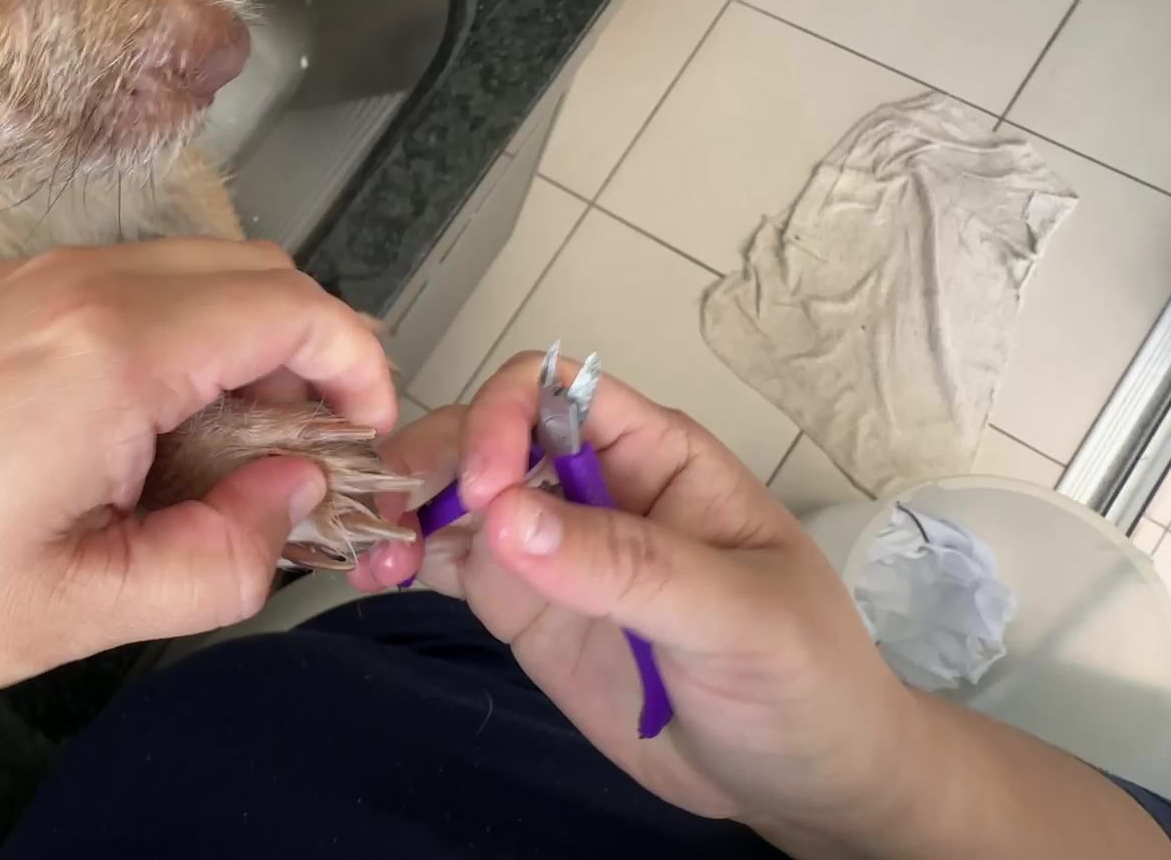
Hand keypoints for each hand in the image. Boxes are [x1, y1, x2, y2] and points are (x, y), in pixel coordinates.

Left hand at [0, 239, 396, 859]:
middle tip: (295, 454)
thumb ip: (226, 556)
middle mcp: (76, 284)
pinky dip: (178, 339)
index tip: (363, 436)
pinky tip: (139, 426)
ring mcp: (29, 279)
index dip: (357, 367)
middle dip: (308, 354)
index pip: (295, 311)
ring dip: (241, 347)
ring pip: (196, 274)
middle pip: (257, 274)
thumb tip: (296, 497)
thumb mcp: (86, 611)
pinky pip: (131, 286)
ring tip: (216, 451)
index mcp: (110, 351)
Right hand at [390, 355, 1170, 858]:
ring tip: (370, 549)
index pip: (553, 390)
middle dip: (432, 459)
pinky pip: (443, 557)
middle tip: (391, 511)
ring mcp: (541, 537)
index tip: (482, 488)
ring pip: (449, 491)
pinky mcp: (514, 592)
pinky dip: (402, 557)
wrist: (797, 781)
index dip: (503, 416)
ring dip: (402, 507)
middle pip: (483, 432)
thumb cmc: (799, 678)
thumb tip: (503, 515)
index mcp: (645, 450)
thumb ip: (623, 562)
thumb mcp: (734, 615)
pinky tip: (374, 575)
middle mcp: (580, 478)